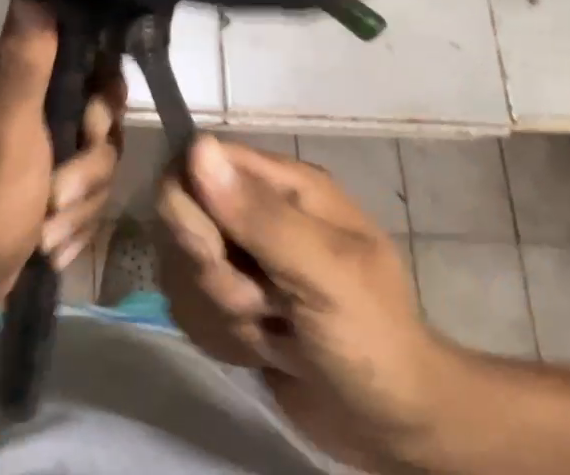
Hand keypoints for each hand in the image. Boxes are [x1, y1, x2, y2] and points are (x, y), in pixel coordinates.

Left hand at [0, 0, 124, 312]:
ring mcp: (34, 133)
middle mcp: (18, 90)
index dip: (99, 96)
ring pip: (98, 153)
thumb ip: (27, 62)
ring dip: (80, 199)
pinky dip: (74, 217)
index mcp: (1, 67)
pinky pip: (88, 185)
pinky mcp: (45, 171)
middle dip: (89, 163)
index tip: (89, 130)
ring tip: (46, 228)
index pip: (81, 52)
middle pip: (98, 108)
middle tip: (61, 191)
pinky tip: (47, 240)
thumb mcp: (7, 129)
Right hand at [155, 138, 469, 470]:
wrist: (390, 423)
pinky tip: (262, 349)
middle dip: (212, 273)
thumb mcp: (326, 274)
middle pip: (180, 218)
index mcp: (284, 186)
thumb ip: (259, 216)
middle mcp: (255, 212)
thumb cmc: (373, 338)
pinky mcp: (227, 301)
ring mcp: (239, 258)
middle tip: (261, 303)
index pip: (195, 163)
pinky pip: (187, 306)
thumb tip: (198, 146)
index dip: (190, 206)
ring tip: (273, 331)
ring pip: (180, 268)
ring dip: (220, 311)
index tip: (211, 252)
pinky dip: (220, 335)